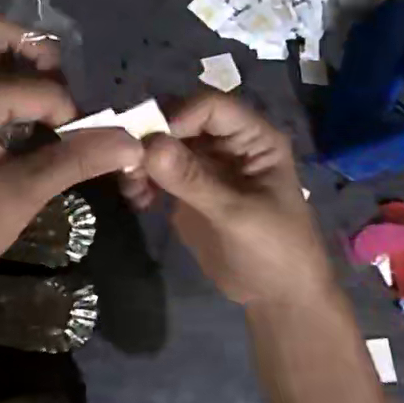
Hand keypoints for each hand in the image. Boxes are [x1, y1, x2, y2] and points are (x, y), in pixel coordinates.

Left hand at [0, 18, 142, 312]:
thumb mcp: (22, 194)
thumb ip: (76, 161)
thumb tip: (131, 144)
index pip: (39, 87)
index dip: (70, 113)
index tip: (85, 145)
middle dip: (34, 48)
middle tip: (61, 82)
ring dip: (14, 60)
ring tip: (48, 95)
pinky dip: (0, 80)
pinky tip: (24, 117)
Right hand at [120, 90, 334, 305]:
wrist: (276, 296)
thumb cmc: (274, 250)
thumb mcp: (236, 215)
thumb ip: (194, 180)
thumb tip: (150, 145)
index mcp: (253, 138)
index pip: (211, 106)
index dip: (178, 116)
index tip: (149, 144)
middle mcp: (227, 142)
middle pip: (180, 118)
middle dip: (151, 135)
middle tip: (128, 163)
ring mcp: (205, 164)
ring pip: (163, 142)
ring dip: (142, 158)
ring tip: (132, 187)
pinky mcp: (187, 187)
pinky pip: (156, 169)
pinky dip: (142, 178)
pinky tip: (138, 201)